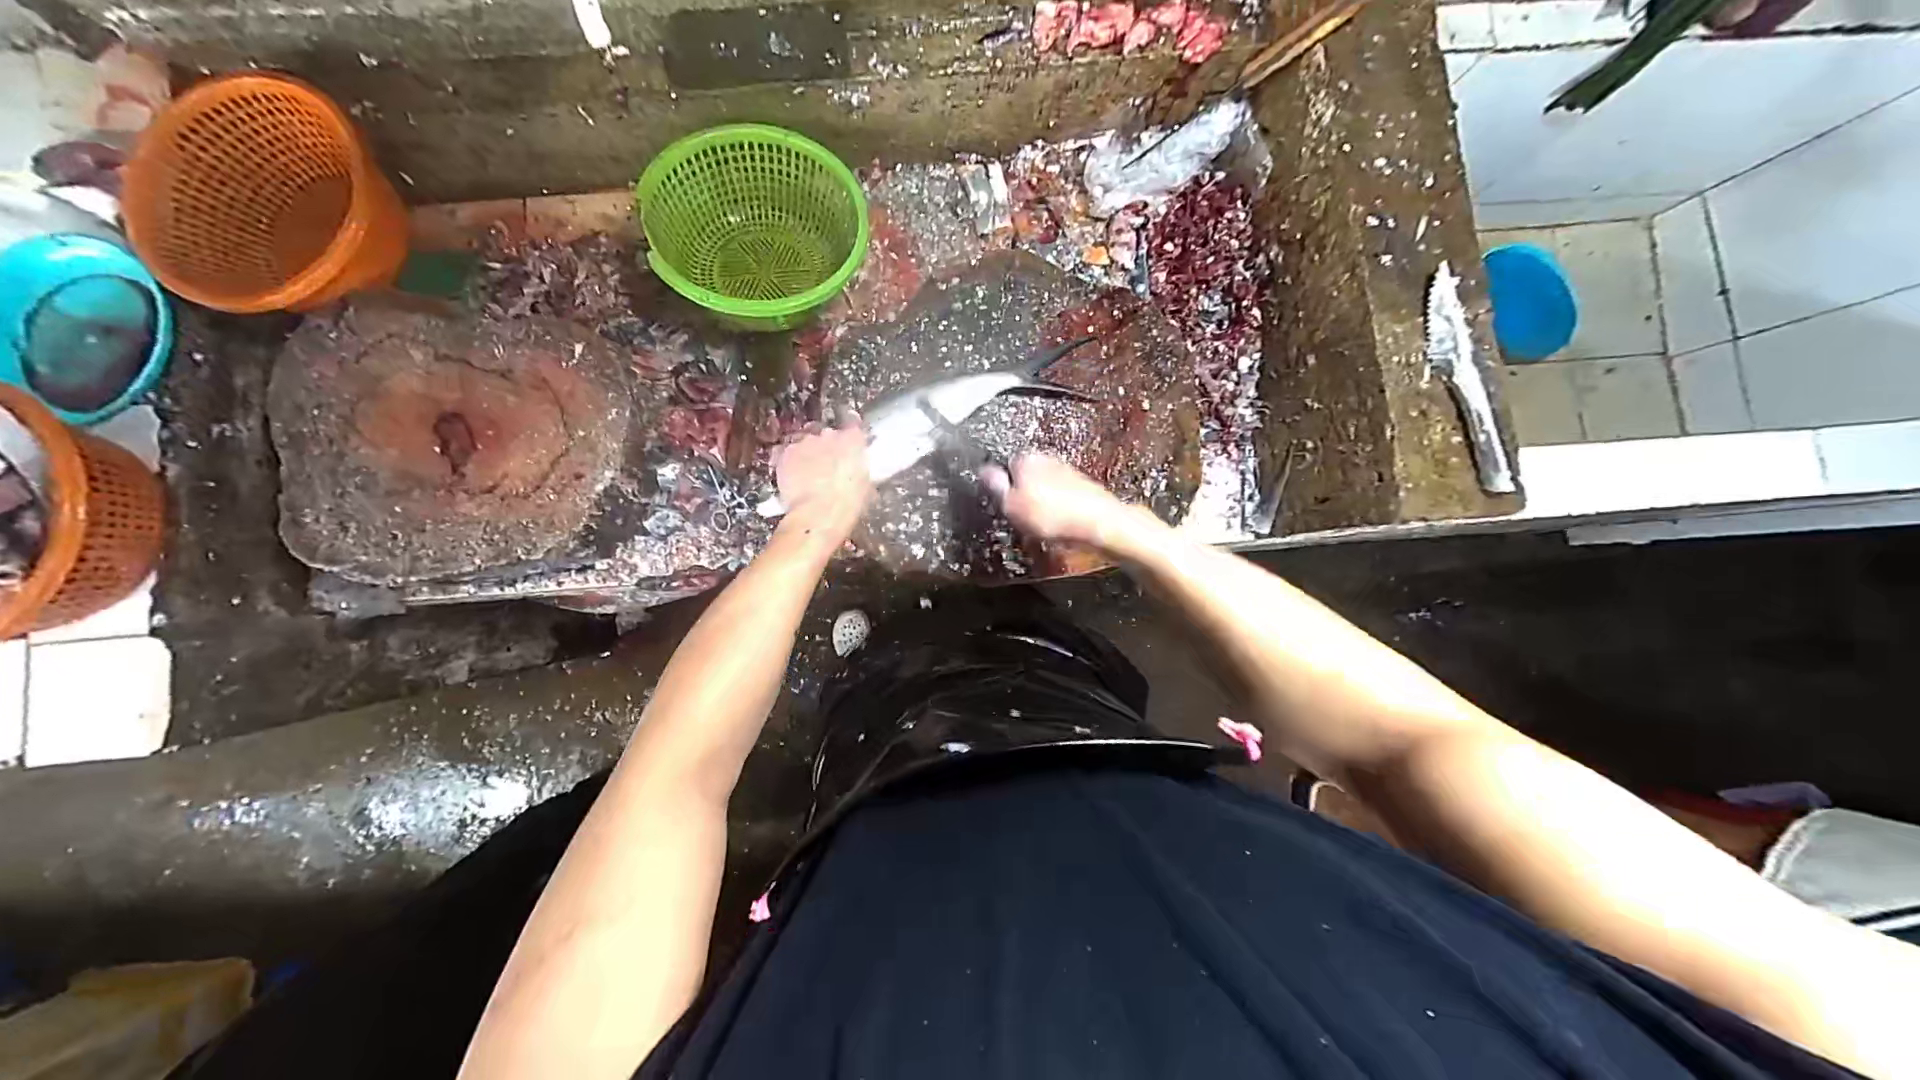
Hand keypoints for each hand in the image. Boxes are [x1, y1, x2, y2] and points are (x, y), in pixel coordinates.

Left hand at [773, 419, 871, 543]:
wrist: (819, 513)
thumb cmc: (847, 504)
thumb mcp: (866, 487)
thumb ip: (861, 471)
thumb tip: (859, 473)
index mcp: (854, 440)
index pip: (853, 425)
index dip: (850, 436)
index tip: (849, 444)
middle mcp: (829, 434)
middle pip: (827, 434)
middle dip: (827, 447)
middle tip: (828, 467)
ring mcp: (805, 441)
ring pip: (806, 442)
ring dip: (808, 453)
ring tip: (808, 474)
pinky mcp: (786, 452)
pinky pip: (787, 452)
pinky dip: (790, 461)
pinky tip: (793, 476)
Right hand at [984, 453, 1163, 557]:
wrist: (1099, 524)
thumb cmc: (1054, 515)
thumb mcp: (1012, 506)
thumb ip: (996, 487)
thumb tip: (984, 472)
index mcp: (1026, 458)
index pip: (1004, 469)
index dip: (1003, 490)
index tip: (1006, 508)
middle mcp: (1047, 459)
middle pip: (1025, 478)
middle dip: (1023, 496)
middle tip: (1022, 520)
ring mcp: (1067, 471)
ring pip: (1044, 489)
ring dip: (1042, 505)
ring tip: (1043, 527)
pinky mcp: (1082, 487)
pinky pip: (1061, 499)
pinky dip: (1058, 511)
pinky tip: (1060, 526)